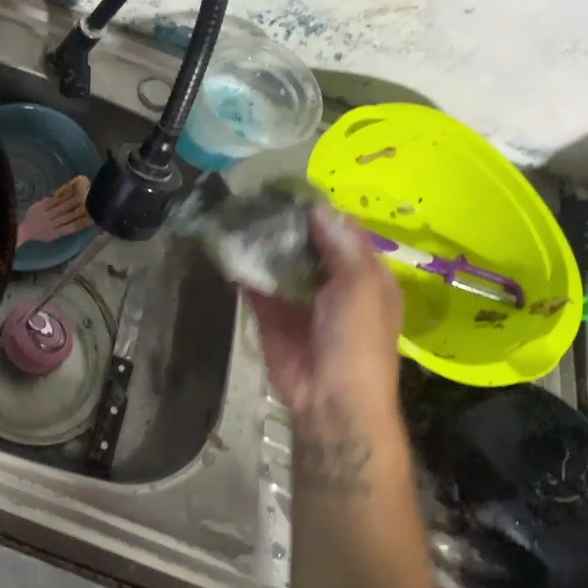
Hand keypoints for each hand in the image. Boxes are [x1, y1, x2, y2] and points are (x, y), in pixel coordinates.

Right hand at [247, 206, 403, 418]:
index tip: (286, 188)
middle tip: (251, 196)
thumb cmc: (357, 343)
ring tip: (232, 212)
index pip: (340, 230)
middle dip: (280, 221)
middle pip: (304, 241)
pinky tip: (223, 244)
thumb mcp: (360, 288)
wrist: (330, 400)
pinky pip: (254, 282)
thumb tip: (317, 207)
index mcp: (364, 274)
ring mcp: (298, 296)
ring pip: (277, 259)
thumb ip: (340, 247)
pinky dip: (240, 265)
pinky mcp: (270, 312)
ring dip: (259, 240)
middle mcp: (331, 280)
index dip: (316, 209)